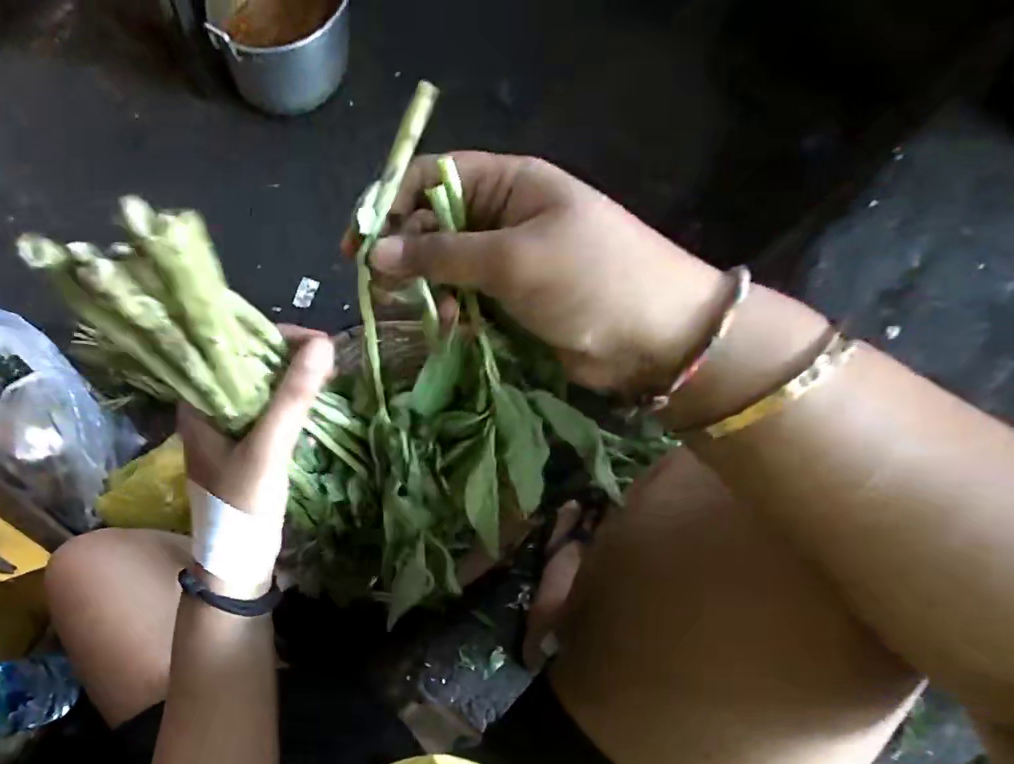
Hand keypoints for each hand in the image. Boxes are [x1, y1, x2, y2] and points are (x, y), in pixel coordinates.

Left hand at [177, 327, 333, 595]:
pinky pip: (270, 412)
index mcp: (198, 404)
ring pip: (261, 388)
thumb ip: (292, 399)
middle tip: (327, 357)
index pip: (228, 347)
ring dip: (292, 379)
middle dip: (287, 356)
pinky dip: (292, 403)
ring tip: (328, 374)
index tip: (314, 340)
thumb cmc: (243, 506)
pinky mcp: (246, 447)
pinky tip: (316, 401)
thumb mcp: (268, 449)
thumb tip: (324, 343)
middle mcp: (208, 410)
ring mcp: (228, 430)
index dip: (270, 335)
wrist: (237, 564)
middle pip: (247, 365)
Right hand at [347, 152, 728, 395]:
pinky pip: (467, 304)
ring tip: (430, 318)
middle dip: (406, 255)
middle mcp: (504, 217)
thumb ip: (441, 255)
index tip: (357, 245)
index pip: (433, 178)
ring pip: (446, 271)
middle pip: (433, 225)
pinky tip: (450, 332)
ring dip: (429, 292)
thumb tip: (376, 253)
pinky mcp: (513, 305)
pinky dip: (453, 317)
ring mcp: (509, 264)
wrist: (655, 336)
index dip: (389, 204)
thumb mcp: (511, 259)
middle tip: (382, 292)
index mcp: (509, 184)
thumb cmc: (589, 279)